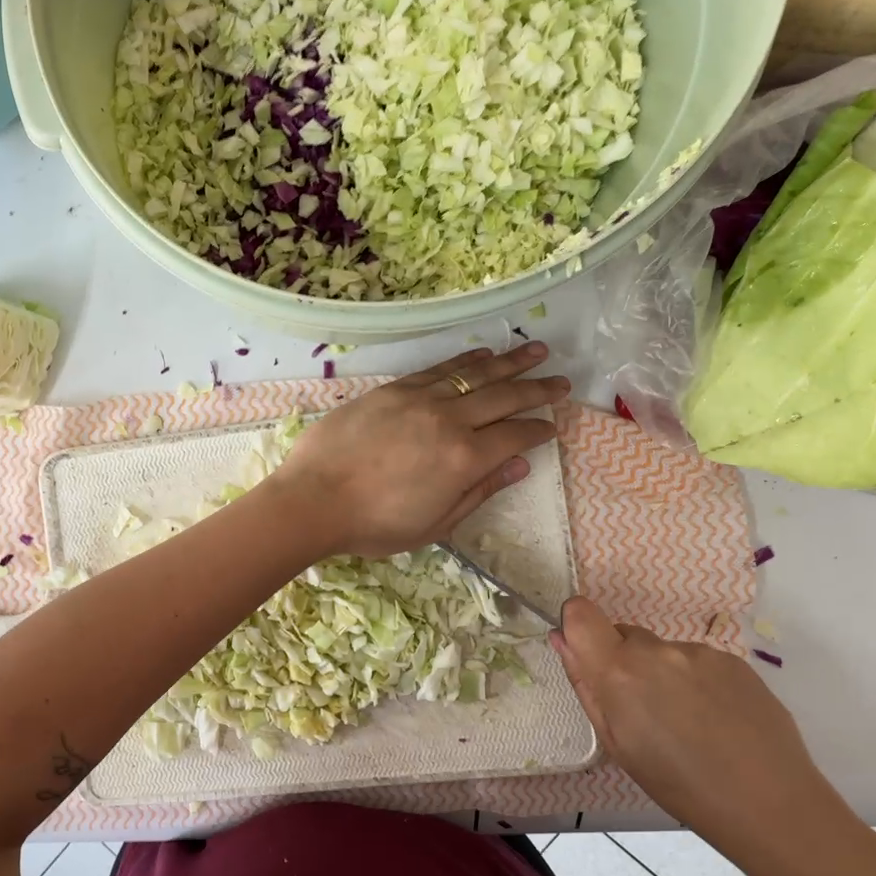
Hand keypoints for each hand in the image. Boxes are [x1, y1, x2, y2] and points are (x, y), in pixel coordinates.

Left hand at [268, 344, 568, 557]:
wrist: (313, 499)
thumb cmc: (373, 524)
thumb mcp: (434, 524)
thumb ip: (479, 491)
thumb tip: (519, 465)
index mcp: (465, 459)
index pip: (516, 436)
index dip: (538, 430)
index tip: (552, 426)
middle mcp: (449, 421)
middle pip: (504, 398)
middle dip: (537, 389)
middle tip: (562, 381)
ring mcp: (419, 400)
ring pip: (474, 375)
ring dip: (509, 362)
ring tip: (536, 350)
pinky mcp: (392, 390)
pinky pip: (438, 369)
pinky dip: (464, 361)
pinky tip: (482, 355)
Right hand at [550, 598, 844, 841]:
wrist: (770, 803)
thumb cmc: (678, 784)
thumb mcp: (615, 743)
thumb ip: (585, 685)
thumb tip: (562, 640)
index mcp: (619, 671)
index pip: (580, 613)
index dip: (577, 627)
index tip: (586, 656)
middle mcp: (657, 650)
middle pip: (623, 636)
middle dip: (623, 662)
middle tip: (644, 711)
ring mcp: (700, 653)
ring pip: (663, 652)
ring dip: (663, 675)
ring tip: (689, 724)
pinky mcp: (735, 662)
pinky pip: (698, 662)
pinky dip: (697, 683)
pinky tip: (716, 721)